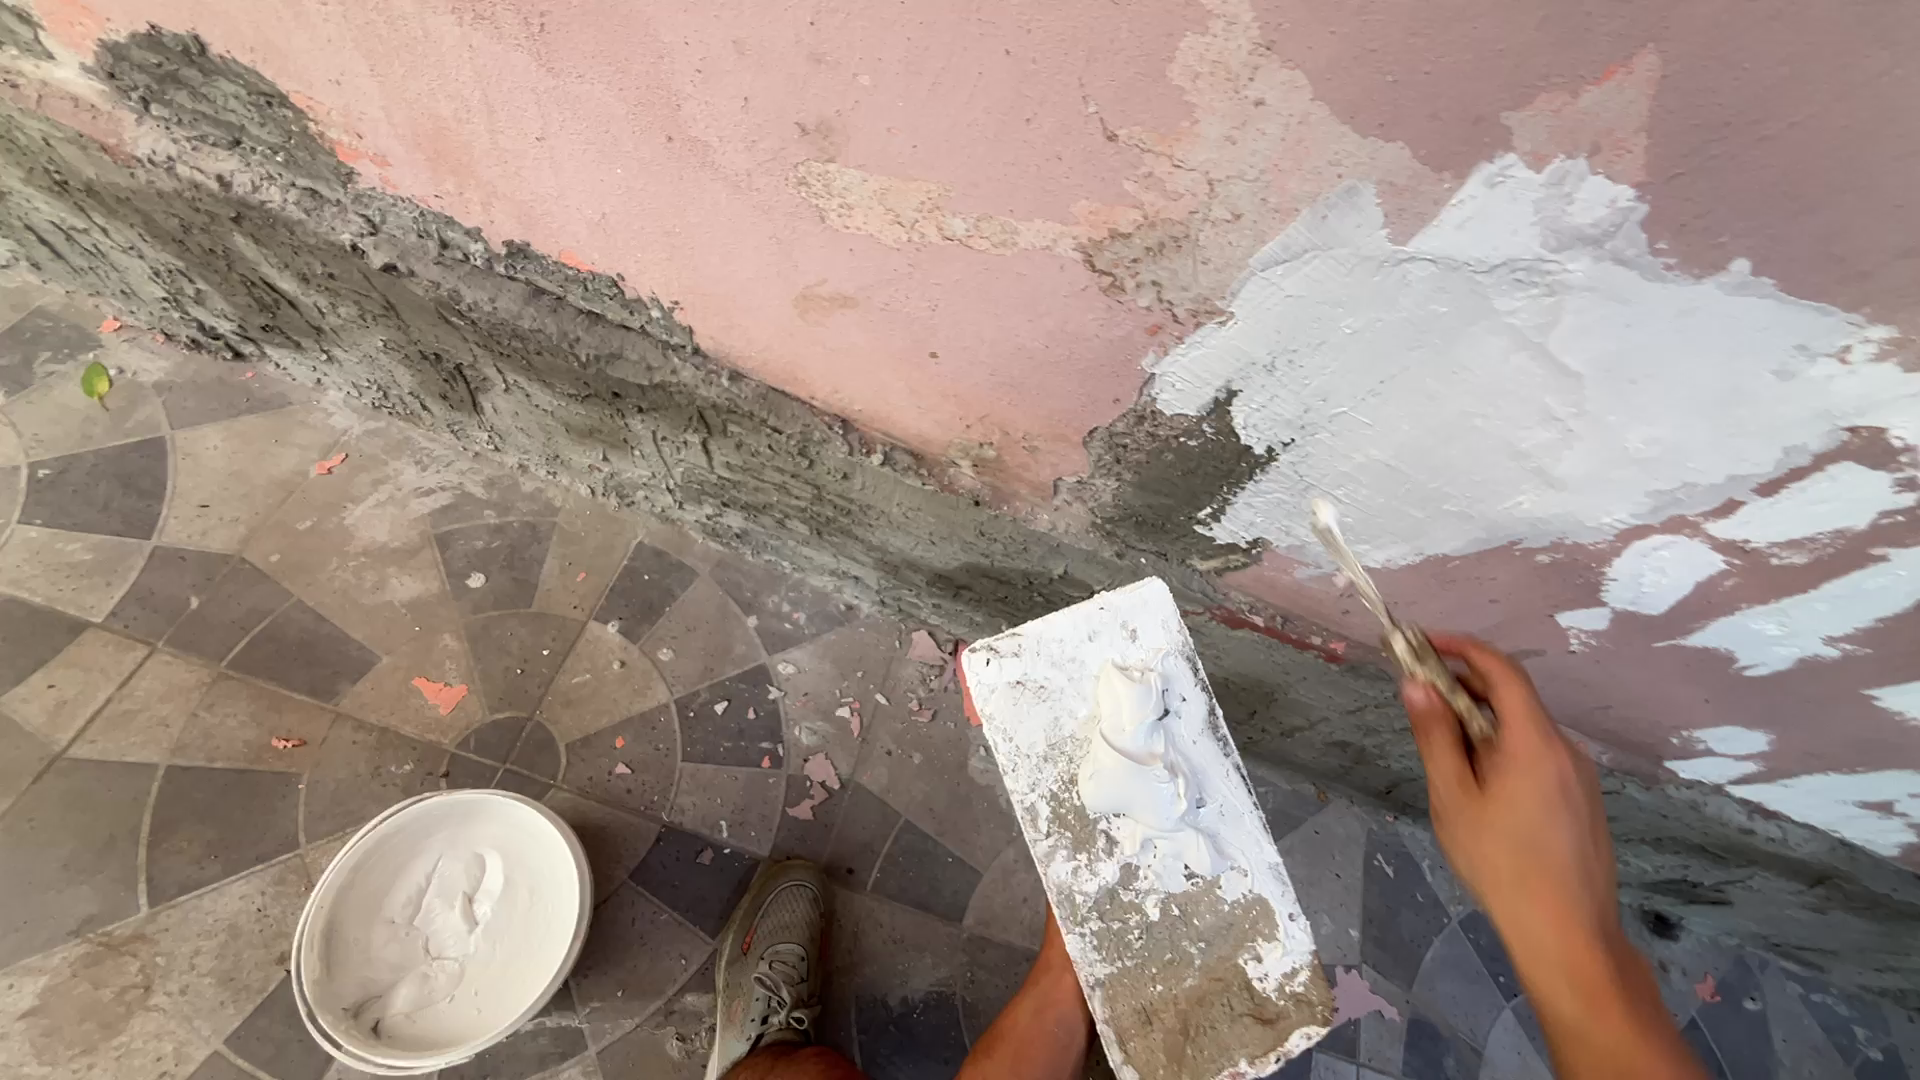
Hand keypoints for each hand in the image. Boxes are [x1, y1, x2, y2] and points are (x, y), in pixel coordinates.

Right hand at [1400, 634, 1707, 1079]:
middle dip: (1462, 687)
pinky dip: (1500, 745)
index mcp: (1533, 741)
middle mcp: (1564, 749)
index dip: (1463, 648)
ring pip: (1522, 728)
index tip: (1422, 644)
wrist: (1566, 931)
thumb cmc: (1498, 859)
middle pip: (1512, 698)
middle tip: (1418, 699)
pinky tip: (1477, 782)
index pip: (1502, 671)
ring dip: (1479, 721)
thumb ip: (1435, 735)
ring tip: (1442, 751)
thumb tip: (1415, 684)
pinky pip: (1536, 753)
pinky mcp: (1582, 798)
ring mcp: (1579, 775)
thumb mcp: (1452, 795)